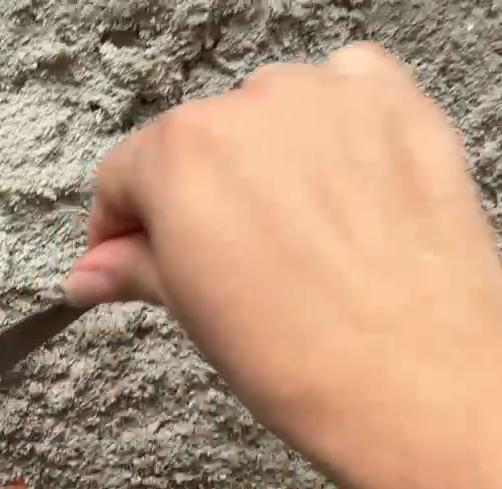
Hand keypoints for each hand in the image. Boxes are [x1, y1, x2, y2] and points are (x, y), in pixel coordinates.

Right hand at [63, 46, 501, 461]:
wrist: (410, 377)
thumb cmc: (299, 358)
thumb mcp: (192, 311)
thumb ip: (135, 270)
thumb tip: (90, 273)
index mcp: (182, 156)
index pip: (120, 175)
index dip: (115, 227)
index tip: (125, 258)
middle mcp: (251, 107)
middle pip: (191, 144)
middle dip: (188, 199)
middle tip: (210, 264)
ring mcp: (330, 98)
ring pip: (264, 119)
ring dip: (258, 166)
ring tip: (282, 241)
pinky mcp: (396, 105)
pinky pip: (339, 98)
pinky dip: (326, 137)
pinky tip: (333, 199)